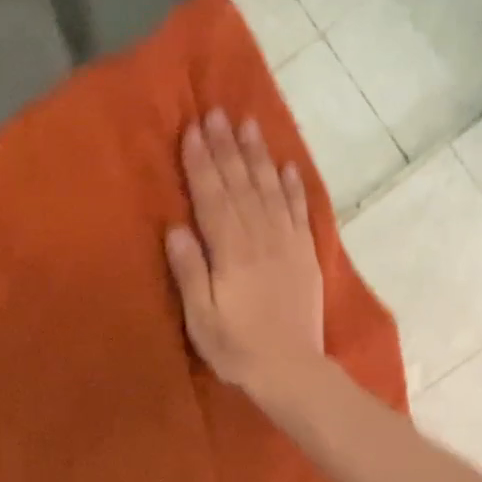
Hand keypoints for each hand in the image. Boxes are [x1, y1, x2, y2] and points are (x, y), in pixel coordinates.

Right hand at [166, 109, 326, 398]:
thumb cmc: (237, 349)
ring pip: (271, 189)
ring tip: (249, 124)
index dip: (201, 163)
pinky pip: (300, 211)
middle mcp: (260, 238)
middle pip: (241, 184)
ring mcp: (287, 244)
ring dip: (258, 156)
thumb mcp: (201, 318)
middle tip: (216, 112)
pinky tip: (287, 166)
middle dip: (227, 147)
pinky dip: (293, 186)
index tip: (192, 129)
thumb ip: (190, 271)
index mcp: (230, 252)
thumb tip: (176, 228)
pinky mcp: (305, 255)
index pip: (212, 197)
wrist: (291, 370)